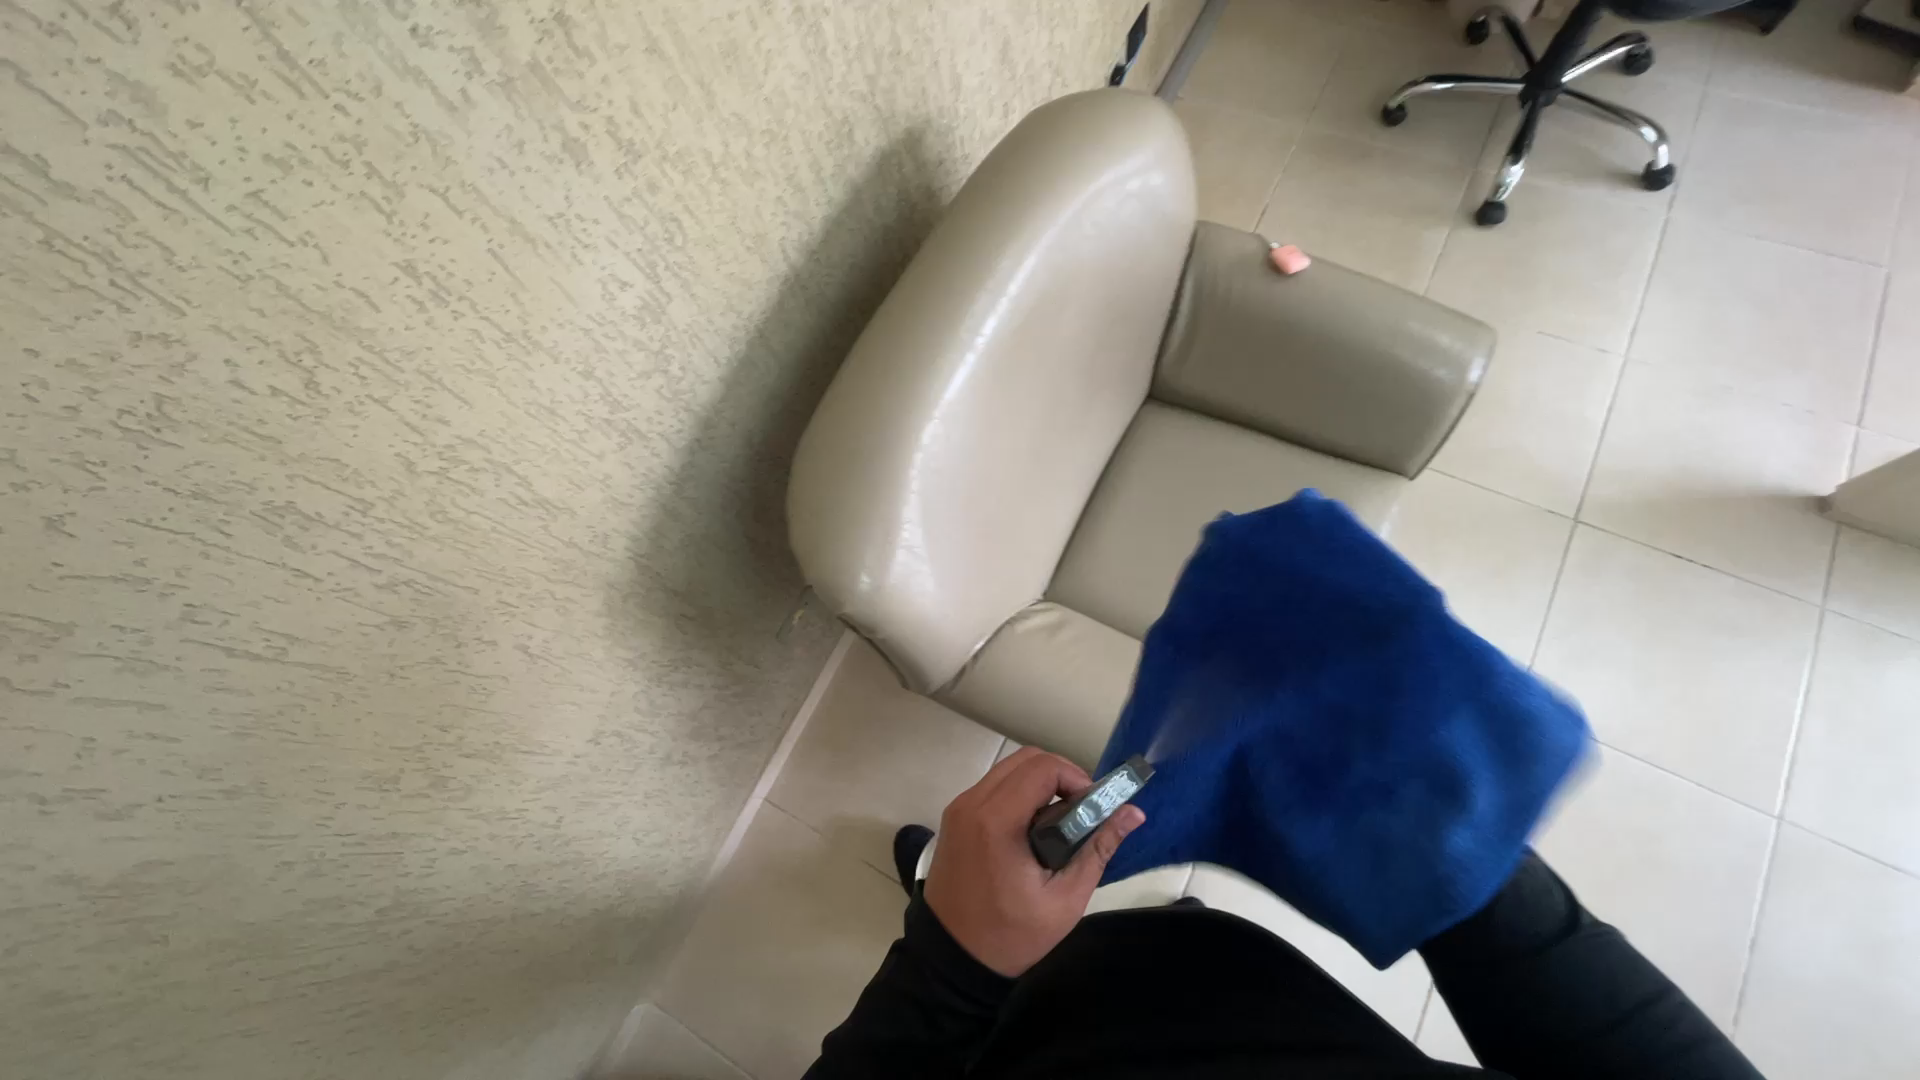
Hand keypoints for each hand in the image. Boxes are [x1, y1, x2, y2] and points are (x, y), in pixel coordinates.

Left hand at [922, 747, 1145, 976]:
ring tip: (1062, 819)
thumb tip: (1133, 813)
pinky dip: (1019, 792)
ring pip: (1008, 768)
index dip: (1075, 777)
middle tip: (1082, 809)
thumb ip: (1098, 849)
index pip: (1042, 768)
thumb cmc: (1010, 935)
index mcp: (996, 821)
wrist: (951, 958)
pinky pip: (993, 785)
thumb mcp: (1064, 899)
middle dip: (1061, 775)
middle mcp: (972, 803)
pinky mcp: (955, 815)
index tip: (1093, 807)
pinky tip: (1034, 826)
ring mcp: (959, 807)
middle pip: (1025, 759)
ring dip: (1040, 782)